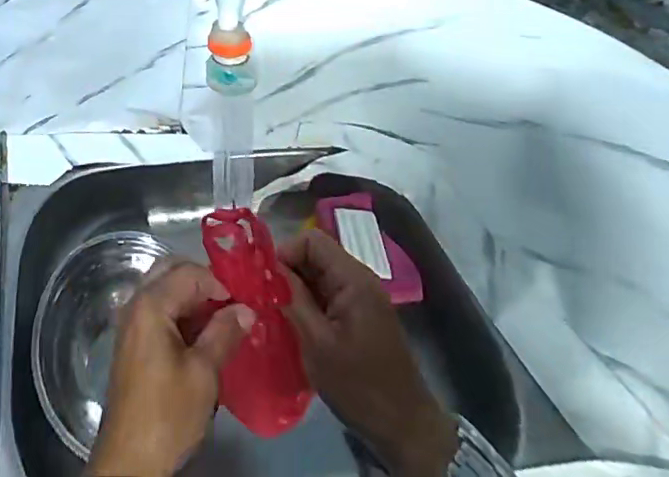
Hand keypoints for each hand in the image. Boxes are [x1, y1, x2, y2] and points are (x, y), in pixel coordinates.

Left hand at [88, 260, 255, 475]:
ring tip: (224, 320)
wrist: (130, 458)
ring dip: (193, 297)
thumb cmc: (168, 413)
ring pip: (164, 290)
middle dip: (203, 282)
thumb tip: (247, 309)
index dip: (219, 283)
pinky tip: (204, 335)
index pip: (189, 273)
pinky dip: (181, 313)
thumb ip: (224, 334)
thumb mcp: (204, 373)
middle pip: (171, 271)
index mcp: (150, 304)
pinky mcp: (133, 341)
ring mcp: (131, 321)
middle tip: (233, 304)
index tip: (245, 303)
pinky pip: (159, 310)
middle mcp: (135, 303)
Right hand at [279, 230, 456, 476]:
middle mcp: (359, 280)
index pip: (311, 240)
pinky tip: (294, 324)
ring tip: (274, 310)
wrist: (404, 427)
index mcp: (353, 279)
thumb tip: (267, 267)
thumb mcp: (317, 342)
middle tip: (263, 296)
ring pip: (318, 275)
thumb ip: (292, 298)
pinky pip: (327, 294)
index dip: (285, 252)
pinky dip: (308, 303)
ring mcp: (361, 298)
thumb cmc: (359, 385)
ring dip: (295, 289)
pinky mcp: (359, 315)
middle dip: (287, 271)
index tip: (264, 279)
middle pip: (314, 256)